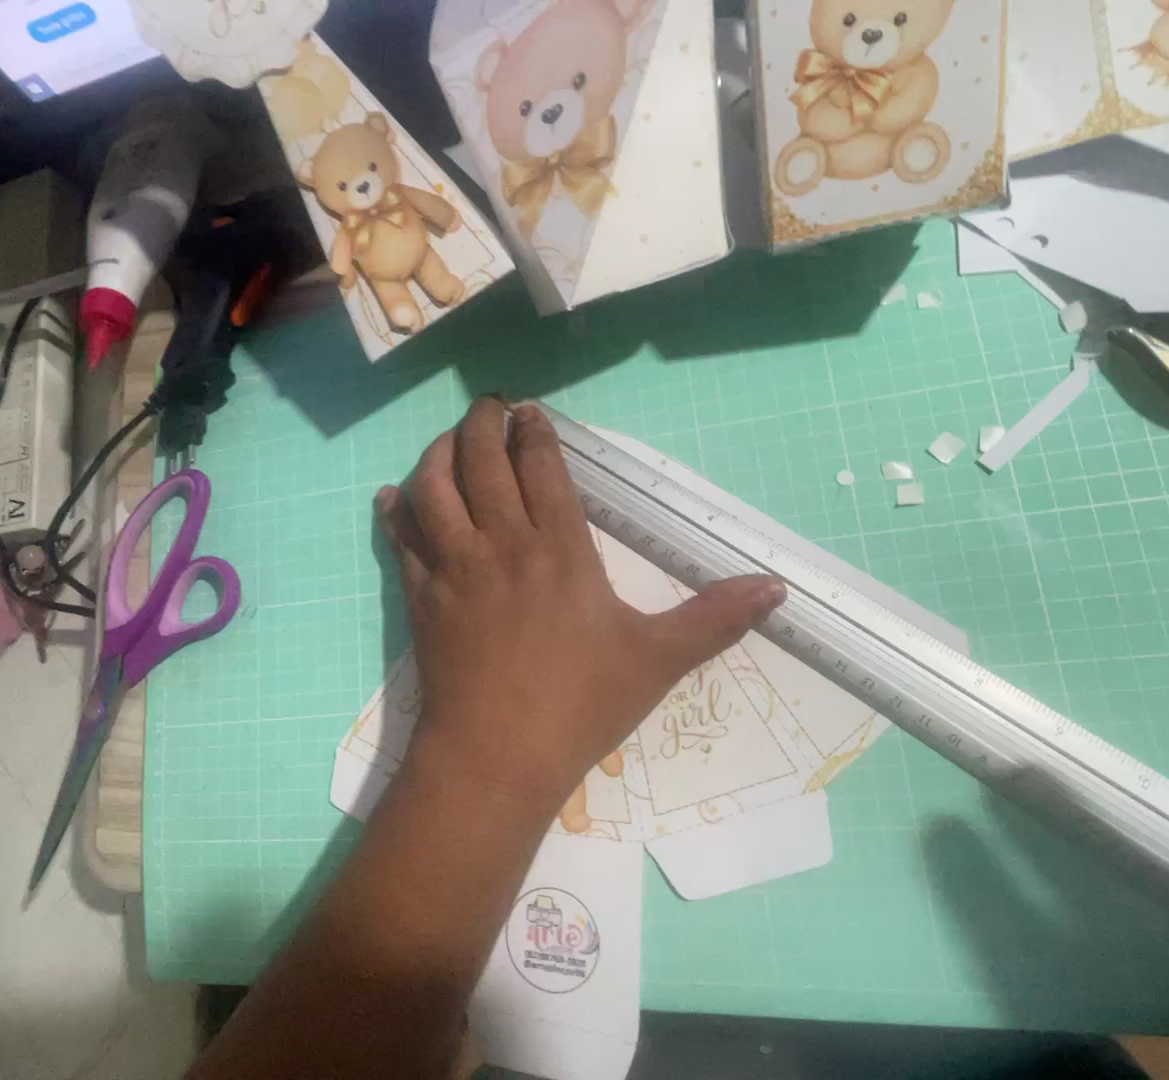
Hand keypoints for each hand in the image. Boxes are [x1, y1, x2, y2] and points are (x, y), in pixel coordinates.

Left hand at [376, 397, 785, 820]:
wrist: (495, 756)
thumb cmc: (578, 706)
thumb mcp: (656, 662)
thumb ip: (714, 619)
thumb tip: (776, 588)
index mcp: (559, 550)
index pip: (541, 470)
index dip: (534, 434)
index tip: (528, 411)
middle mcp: (501, 545)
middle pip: (482, 463)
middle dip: (483, 424)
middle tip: (488, 406)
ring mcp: (454, 569)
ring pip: (434, 489)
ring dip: (438, 454)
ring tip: (449, 439)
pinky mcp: (422, 597)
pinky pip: (402, 541)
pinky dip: (396, 513)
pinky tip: (392, 498)